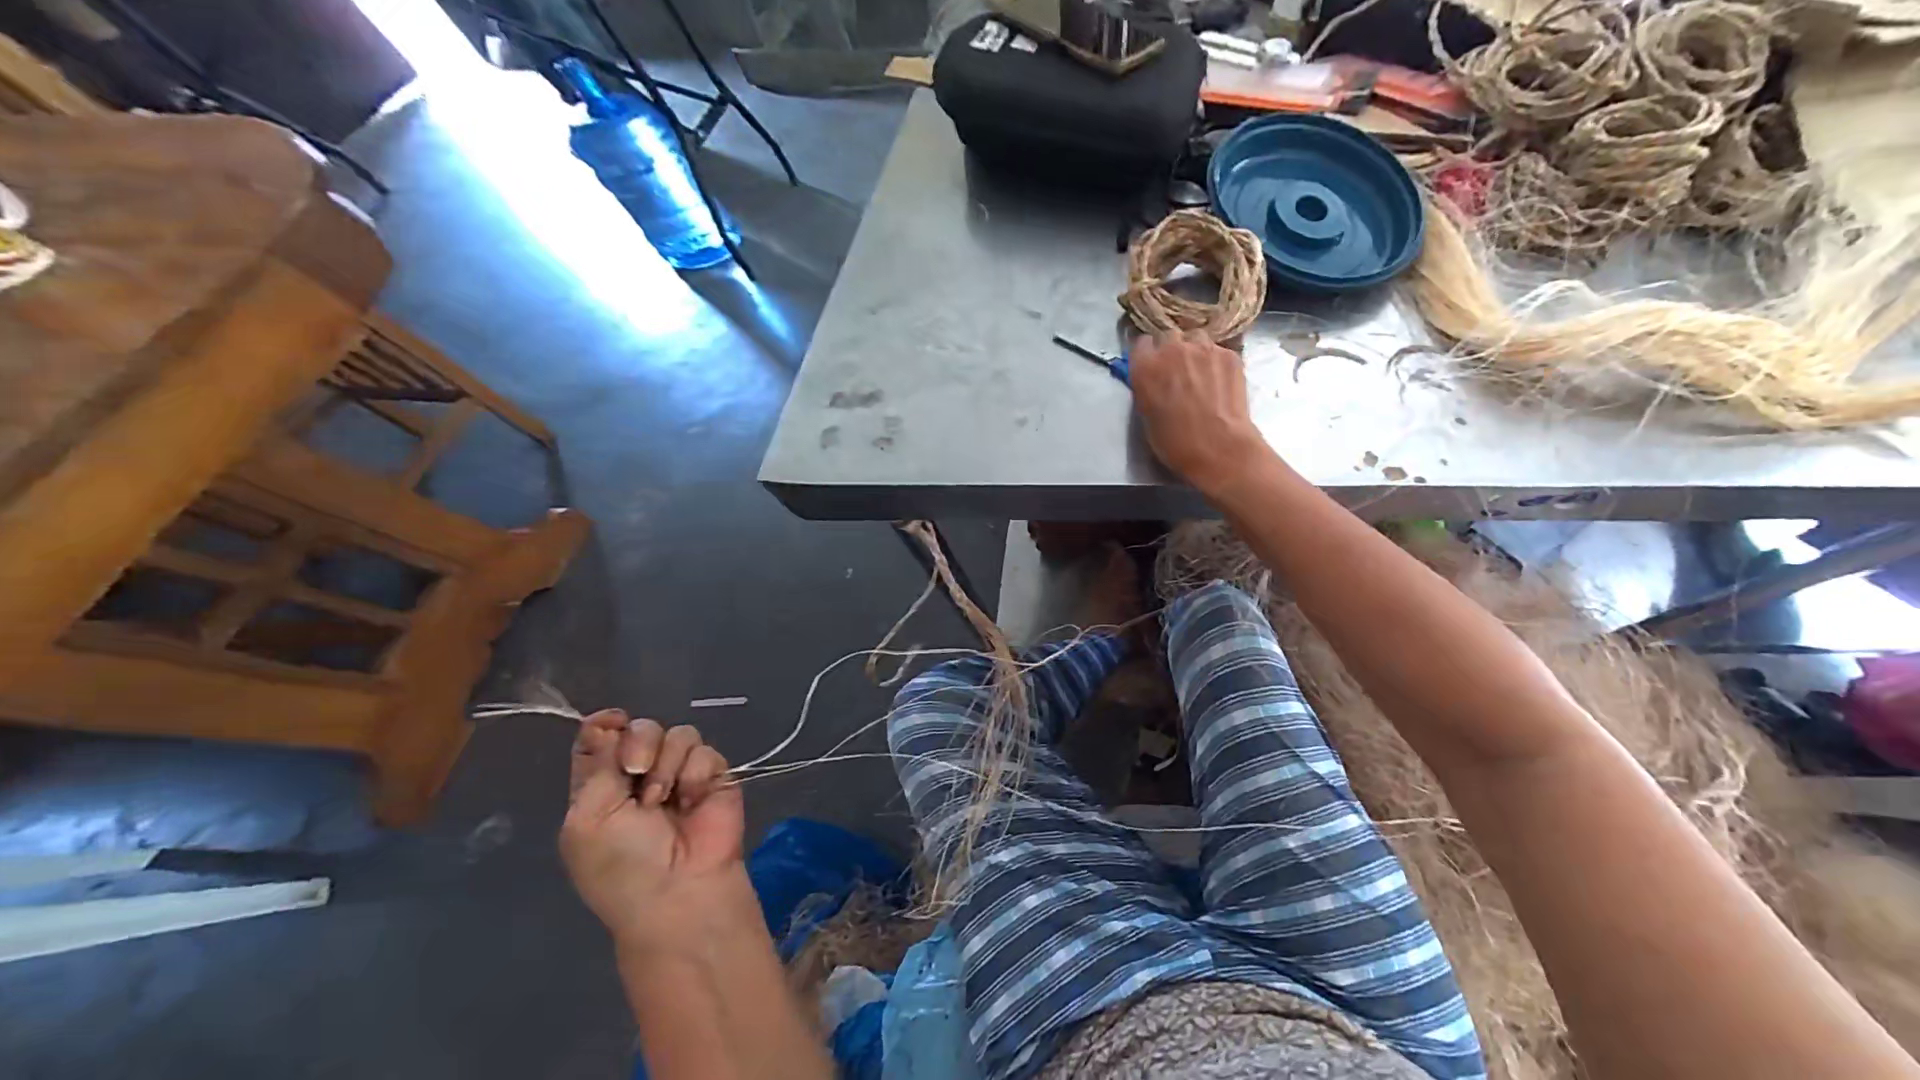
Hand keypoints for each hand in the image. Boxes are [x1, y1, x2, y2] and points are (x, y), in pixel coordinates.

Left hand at [559, 710, 746, 956]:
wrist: (679, 890)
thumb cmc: (622, 863)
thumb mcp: (587, 818)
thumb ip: (597, 763)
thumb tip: (607, 722)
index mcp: (601, 786)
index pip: (601, 737)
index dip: (605, 724)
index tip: (613, 722)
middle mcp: (641, 775)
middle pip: (640, 727)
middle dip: (639, 742)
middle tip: (637, 771)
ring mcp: (680, 775)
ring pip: (676, 734)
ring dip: (668, 764)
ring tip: (666, 799)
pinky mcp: (715, 777)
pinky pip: (706, 751)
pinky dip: (697, 773)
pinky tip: (693, 800)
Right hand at [1129, 331, 1272, 493]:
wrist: (1218, 448)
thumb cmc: (1175, 442)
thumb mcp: (1146, 415)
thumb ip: (1147, 388)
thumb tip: (1155, 380)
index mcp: (1145, 367)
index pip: (1141, 343)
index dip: (1148, 353)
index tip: (1152, 363)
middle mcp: (1172, 349)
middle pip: (1169, 334)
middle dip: (1171, 348)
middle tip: (1178, 370)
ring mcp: (1204, 349)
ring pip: (1196, 337)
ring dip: (1195, 350)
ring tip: (1201, 372)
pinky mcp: (1229, 355)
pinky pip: (1218, 350)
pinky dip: (1216, 361)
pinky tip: (1220, 381)